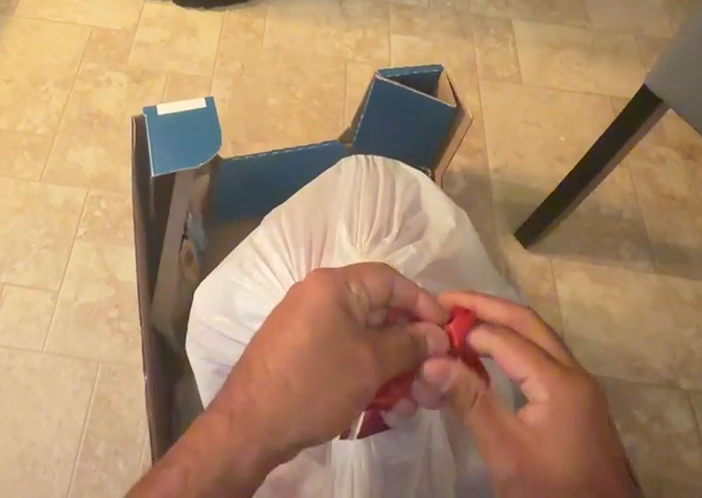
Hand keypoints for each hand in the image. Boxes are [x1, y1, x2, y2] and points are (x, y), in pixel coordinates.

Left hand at [204, 263, 451, 468]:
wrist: (252, 422)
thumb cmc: (315, 382)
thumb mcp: (370, 363)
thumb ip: (408, 344)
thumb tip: (438, 334)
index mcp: (334, 284)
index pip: (390, 279)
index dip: (422, 302)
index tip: (448, 331)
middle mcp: (321, 296)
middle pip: (379, 310)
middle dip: (410, 344)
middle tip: (433, 374)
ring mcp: (311, 325)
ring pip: (366, 338)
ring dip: (393, 367)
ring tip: (410, 401)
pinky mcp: (305, 353)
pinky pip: (347, 354)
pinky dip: (369, 375)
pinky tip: (386, 407)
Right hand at [417, 292, 638, 497]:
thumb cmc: (553, 494)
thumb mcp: (506, 453)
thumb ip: (470, 402)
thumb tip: (430, 360)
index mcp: (559, 381)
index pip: (504, 337)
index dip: (467, 330)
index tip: (432, 330)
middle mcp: (575, 374)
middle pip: (527, 322)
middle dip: (486, 307)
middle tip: (446, 301)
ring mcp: (582, 388)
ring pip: (539, 337)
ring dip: (502, 323)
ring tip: (463, 321)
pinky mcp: (581, 404)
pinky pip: (545, 357)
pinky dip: (516, 344)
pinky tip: (492, 355)